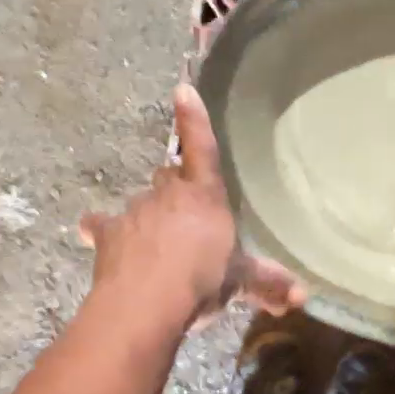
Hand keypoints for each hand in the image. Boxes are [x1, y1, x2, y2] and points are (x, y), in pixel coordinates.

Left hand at [79, 85, 305, 323]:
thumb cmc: (201, 282)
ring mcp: (135, 213)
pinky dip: (100, 230)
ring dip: (148, 217)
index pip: (201, 148)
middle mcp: (167, 195)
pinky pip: (102, 227)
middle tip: (185, 215)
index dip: (194, 119)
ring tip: (154, 246)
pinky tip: (92, 235)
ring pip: (141, 204)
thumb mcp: (238, 283)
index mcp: (204, 197)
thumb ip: (267, 283)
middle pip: (169, 178)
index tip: (182, 89)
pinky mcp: (108, 234)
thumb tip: (302, 297)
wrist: (145, 304)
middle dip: (175, 189)